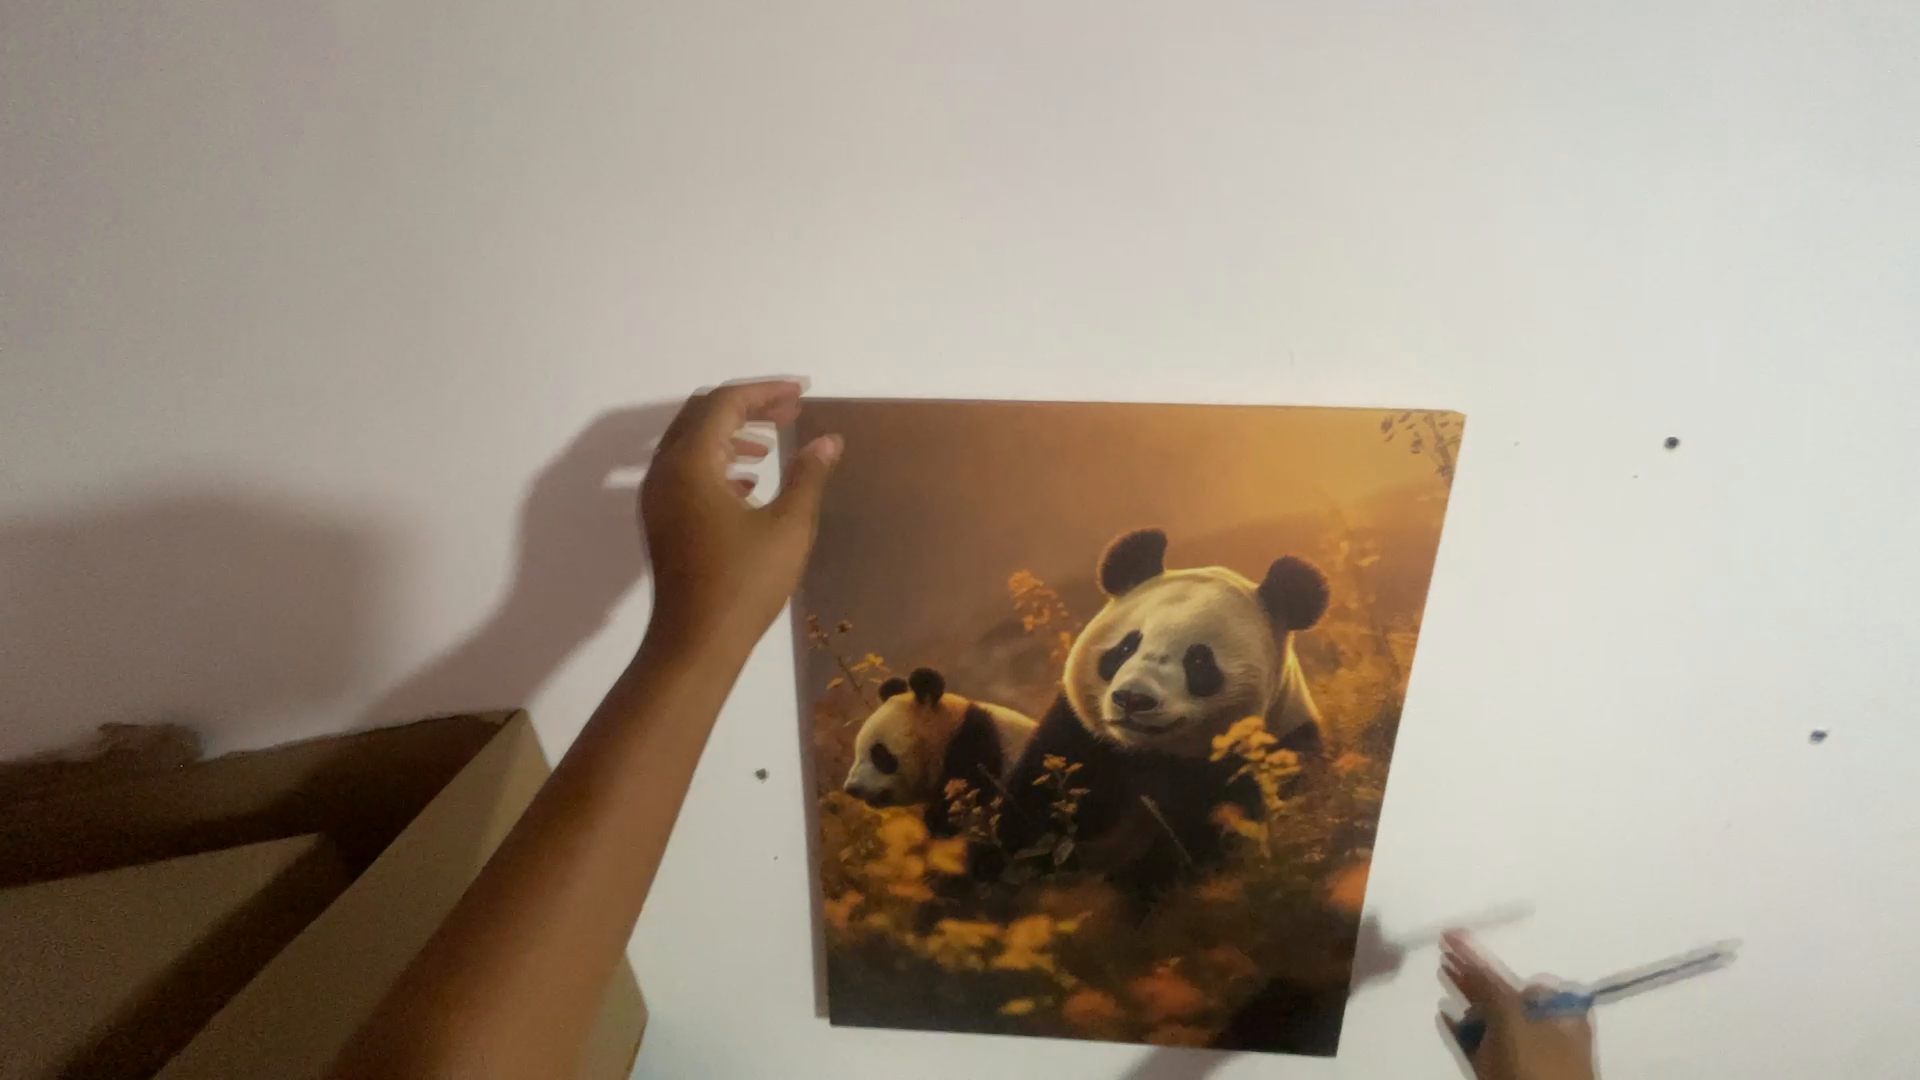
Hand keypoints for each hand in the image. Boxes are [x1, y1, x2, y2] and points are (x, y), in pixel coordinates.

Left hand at [639, 379, 841, 658]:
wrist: (697, 641)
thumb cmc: (746, 582)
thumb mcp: (788, 526)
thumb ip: (808, 475)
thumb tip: (829, 440)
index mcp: (690, 463)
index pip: (724, 403)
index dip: (765, 391)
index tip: (803, 392)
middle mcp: (665, 471)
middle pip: (702, 414)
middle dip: (748, 406)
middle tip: (791, 410)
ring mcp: (658, 496)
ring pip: (691, 442)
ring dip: (732, 433)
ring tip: (773, 441)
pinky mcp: (663, 519)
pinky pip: (687, 470)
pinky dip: (718, 461)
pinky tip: (748, 480)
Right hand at [1442, 933, 1596, 1079]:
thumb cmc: (1536, 1063)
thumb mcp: (1512, 1016)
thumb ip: (1489, 985)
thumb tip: (1469, 958)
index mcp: (1556, 1016)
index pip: (1518, 975)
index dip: (1485, 955)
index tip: (1456, 934)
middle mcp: (1540, 1030)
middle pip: (1499, 992)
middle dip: (1469, 969)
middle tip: (1442, 946)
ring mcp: (1519, 1051)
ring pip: (1484, 1014)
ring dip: (1462, 991)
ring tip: (1441, 968)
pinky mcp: (1497, 1068)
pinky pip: (1474, 1040)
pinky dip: (1458, 1025)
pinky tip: (1442, 1011)